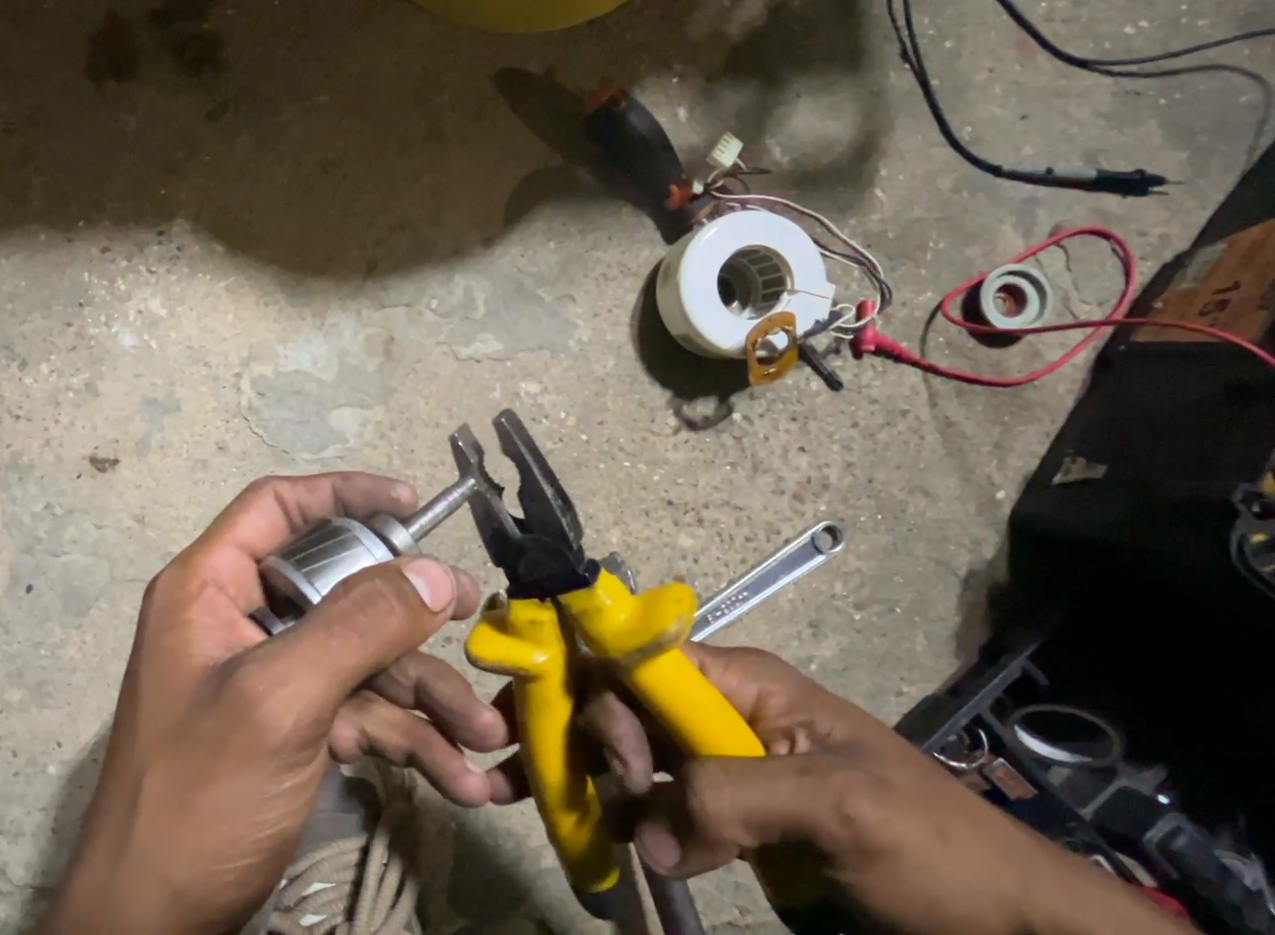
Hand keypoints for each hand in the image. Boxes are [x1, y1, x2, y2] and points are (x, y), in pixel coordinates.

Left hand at [39, 473, 506, 934]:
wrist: (154, 921)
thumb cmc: (199, 797)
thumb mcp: (280, 701)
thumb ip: (357, 627)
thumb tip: (434, 573)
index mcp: (211, 589)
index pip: (277, 508)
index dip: (343, 493)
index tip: (410, 503)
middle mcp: (240, 621)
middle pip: (337, 587)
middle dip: (407, 618)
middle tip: (473, 619)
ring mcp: (269, 677)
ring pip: (358, 655)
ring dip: (422, 695)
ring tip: (482, 736)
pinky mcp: (291, 727)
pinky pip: (357, 710)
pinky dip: (403, 738)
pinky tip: (457, 778)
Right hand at [493, 645, 1192, 934]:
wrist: (1004, 928)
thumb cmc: (931, 846)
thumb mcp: (837, 807)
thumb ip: (730, 796)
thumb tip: (641, 834)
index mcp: (743, 683)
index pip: (644, 660)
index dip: (607, 693)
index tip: (614, 764)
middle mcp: (717, 714)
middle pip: (621, 706)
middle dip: (589, 743)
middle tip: (597, 804)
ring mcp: (716, 769)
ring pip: (625, 756)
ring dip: (589, 783)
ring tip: (563, 820)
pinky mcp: (720, 819)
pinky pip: (650, 807)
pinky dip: (618, 821)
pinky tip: (594, 842)